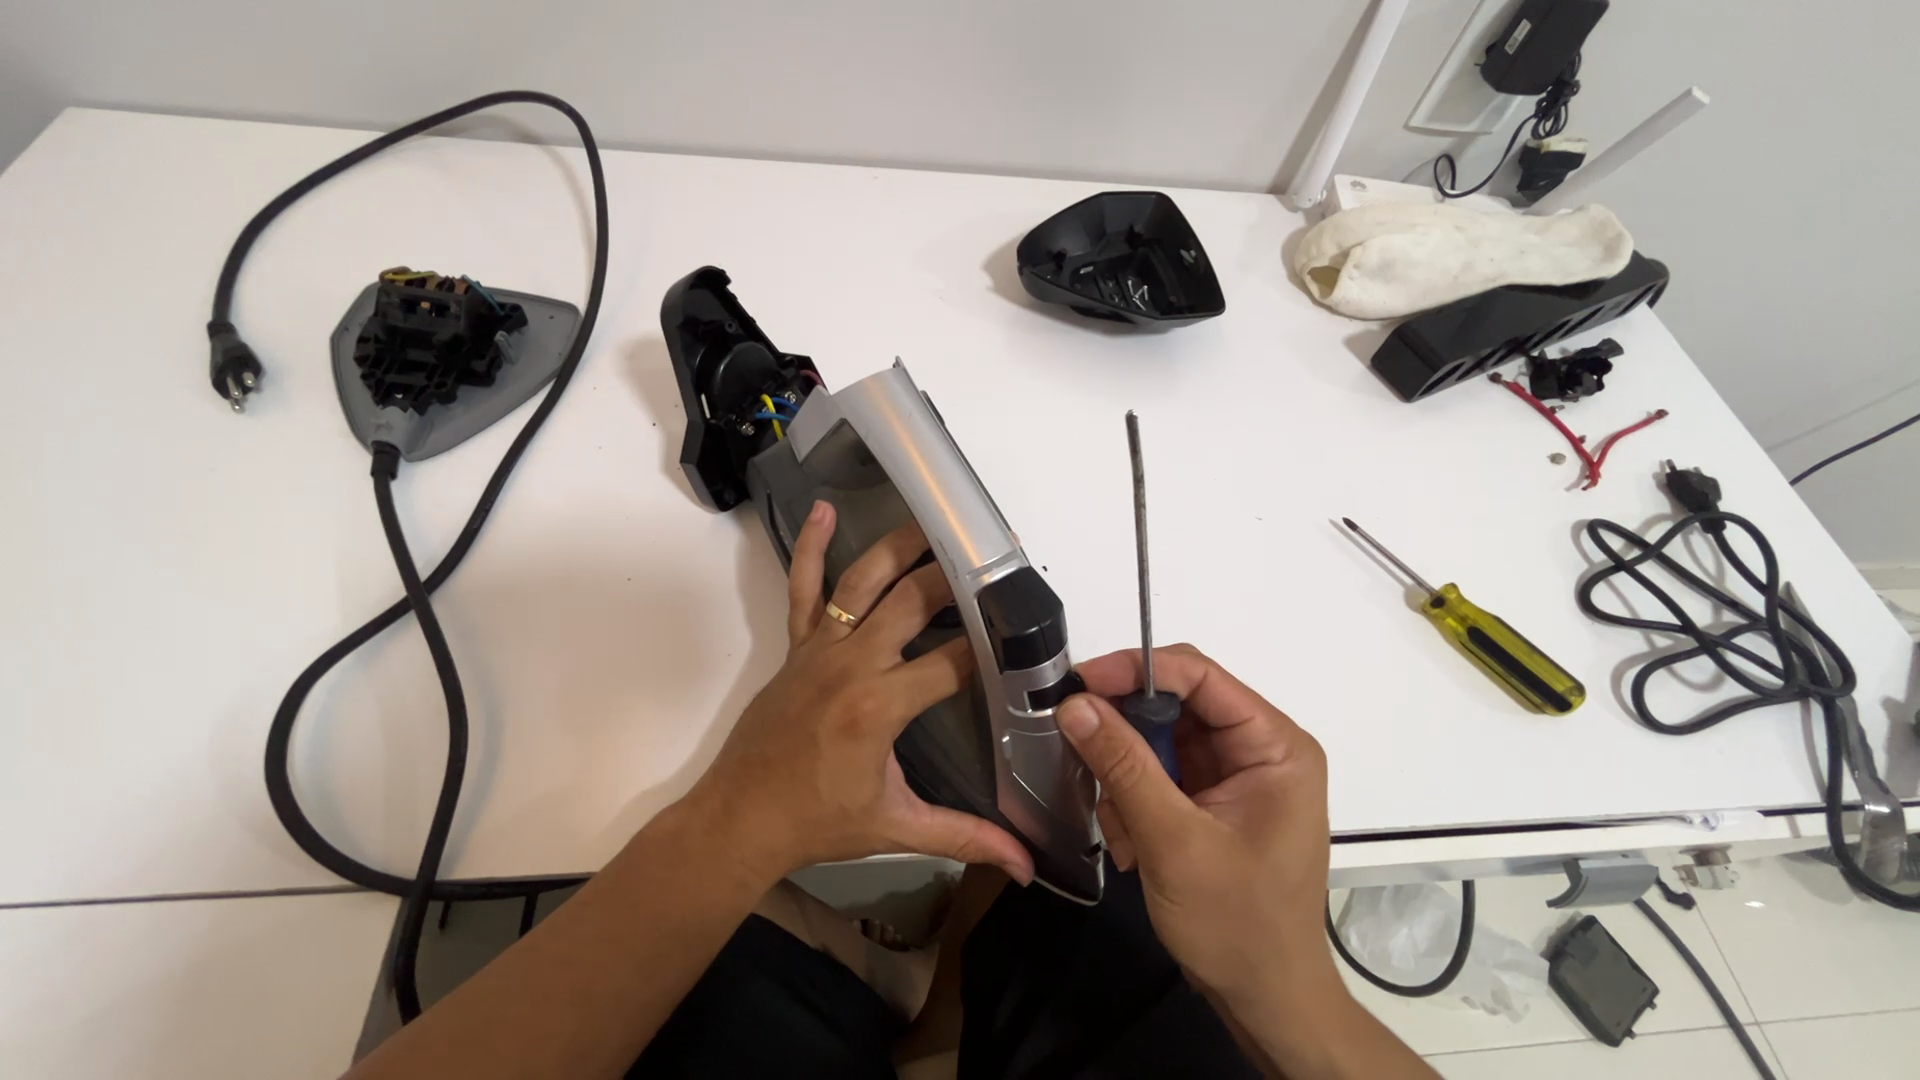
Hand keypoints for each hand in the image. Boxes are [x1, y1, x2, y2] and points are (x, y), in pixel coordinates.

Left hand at [688, 501, 1035, 886]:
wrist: (739, 820)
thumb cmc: (818, 824)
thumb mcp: (897, 828)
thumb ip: (965, 837)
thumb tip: (1027, 865)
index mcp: (881, 707)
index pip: (952, 661)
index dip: (990, 643)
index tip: (1020, 625)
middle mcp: (852, 664)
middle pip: (913, 602)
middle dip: (956, 577)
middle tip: (994, 555)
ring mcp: (819, 648)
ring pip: (862, 581)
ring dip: (899, 546)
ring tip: (934, 521)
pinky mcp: (796, 646)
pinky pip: (800, 587)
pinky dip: (809, 547)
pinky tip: (825, 510)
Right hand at [1057, 645, 1334, 1001]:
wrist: (1266, 1000)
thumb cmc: (1236, 923)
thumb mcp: (1174, 840)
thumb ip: (1123, 765)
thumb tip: (1074, 704)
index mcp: (1274, 745)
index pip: (1199, 676)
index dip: (1135, 669)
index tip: (1078, 684)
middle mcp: (1258, 749)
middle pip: (1175, 705)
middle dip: (1126, 736)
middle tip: (1080, 755)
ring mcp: (1234, 776)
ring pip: (1158, 740)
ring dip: (1127, 778)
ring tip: (1124, 830)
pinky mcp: (1213, 800)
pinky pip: (1158, 773)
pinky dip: (1134, 800)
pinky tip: (1135, 845)